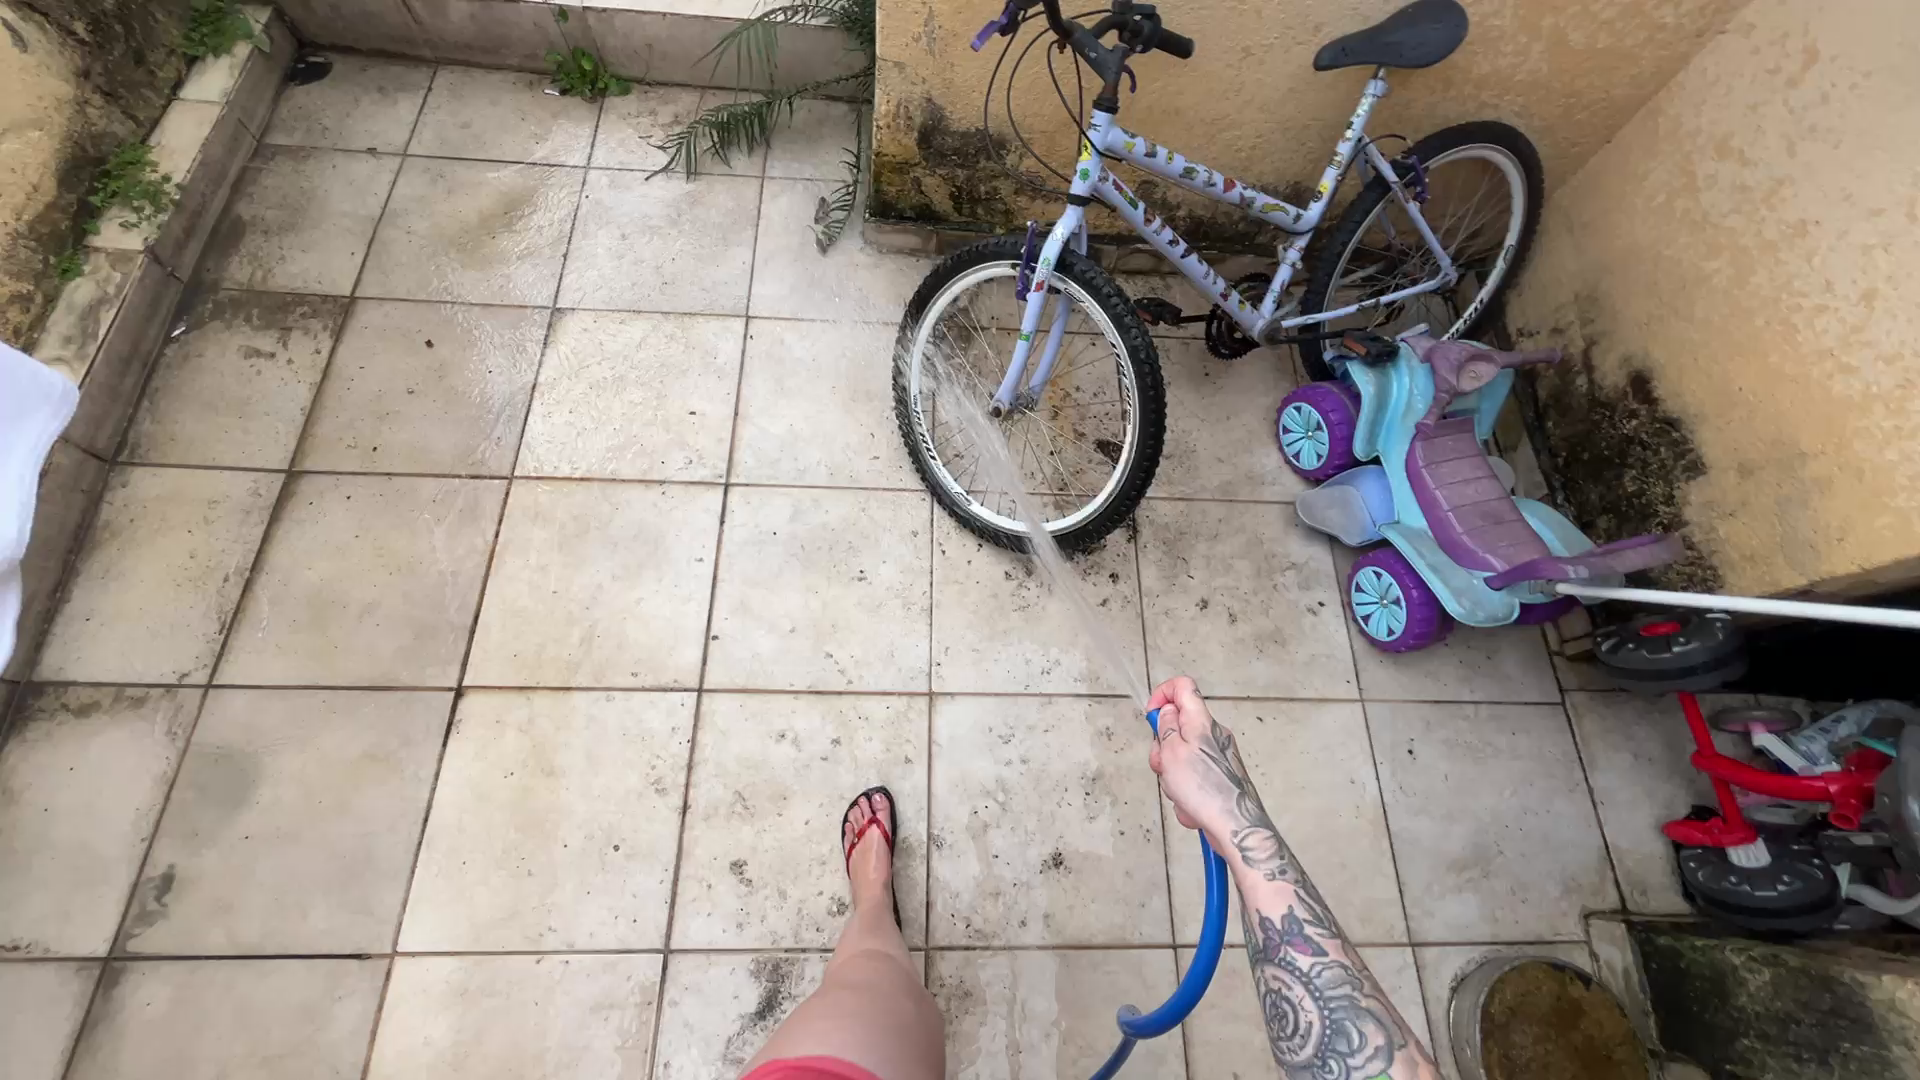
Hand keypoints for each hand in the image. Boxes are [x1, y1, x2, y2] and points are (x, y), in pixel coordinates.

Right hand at [1146, 675, 1251, 848]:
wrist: (1235, 827)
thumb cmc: (1205, 789)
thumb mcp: (1172, 752)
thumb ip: (1166, 727)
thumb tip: (1166, 712)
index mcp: (1201, 721)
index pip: (1182, 687)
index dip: (1162, 695)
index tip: (1151, 716)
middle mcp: (1213, 735)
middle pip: (1177, 726)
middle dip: (1162, 747)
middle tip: (1163, 764)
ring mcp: (1217, 757)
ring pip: (1181, 756)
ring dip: (1172, 774)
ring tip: (1179, 790)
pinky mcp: (1219, 778)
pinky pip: (1191, 778)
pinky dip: (1185, 791)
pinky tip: (1190, 805)